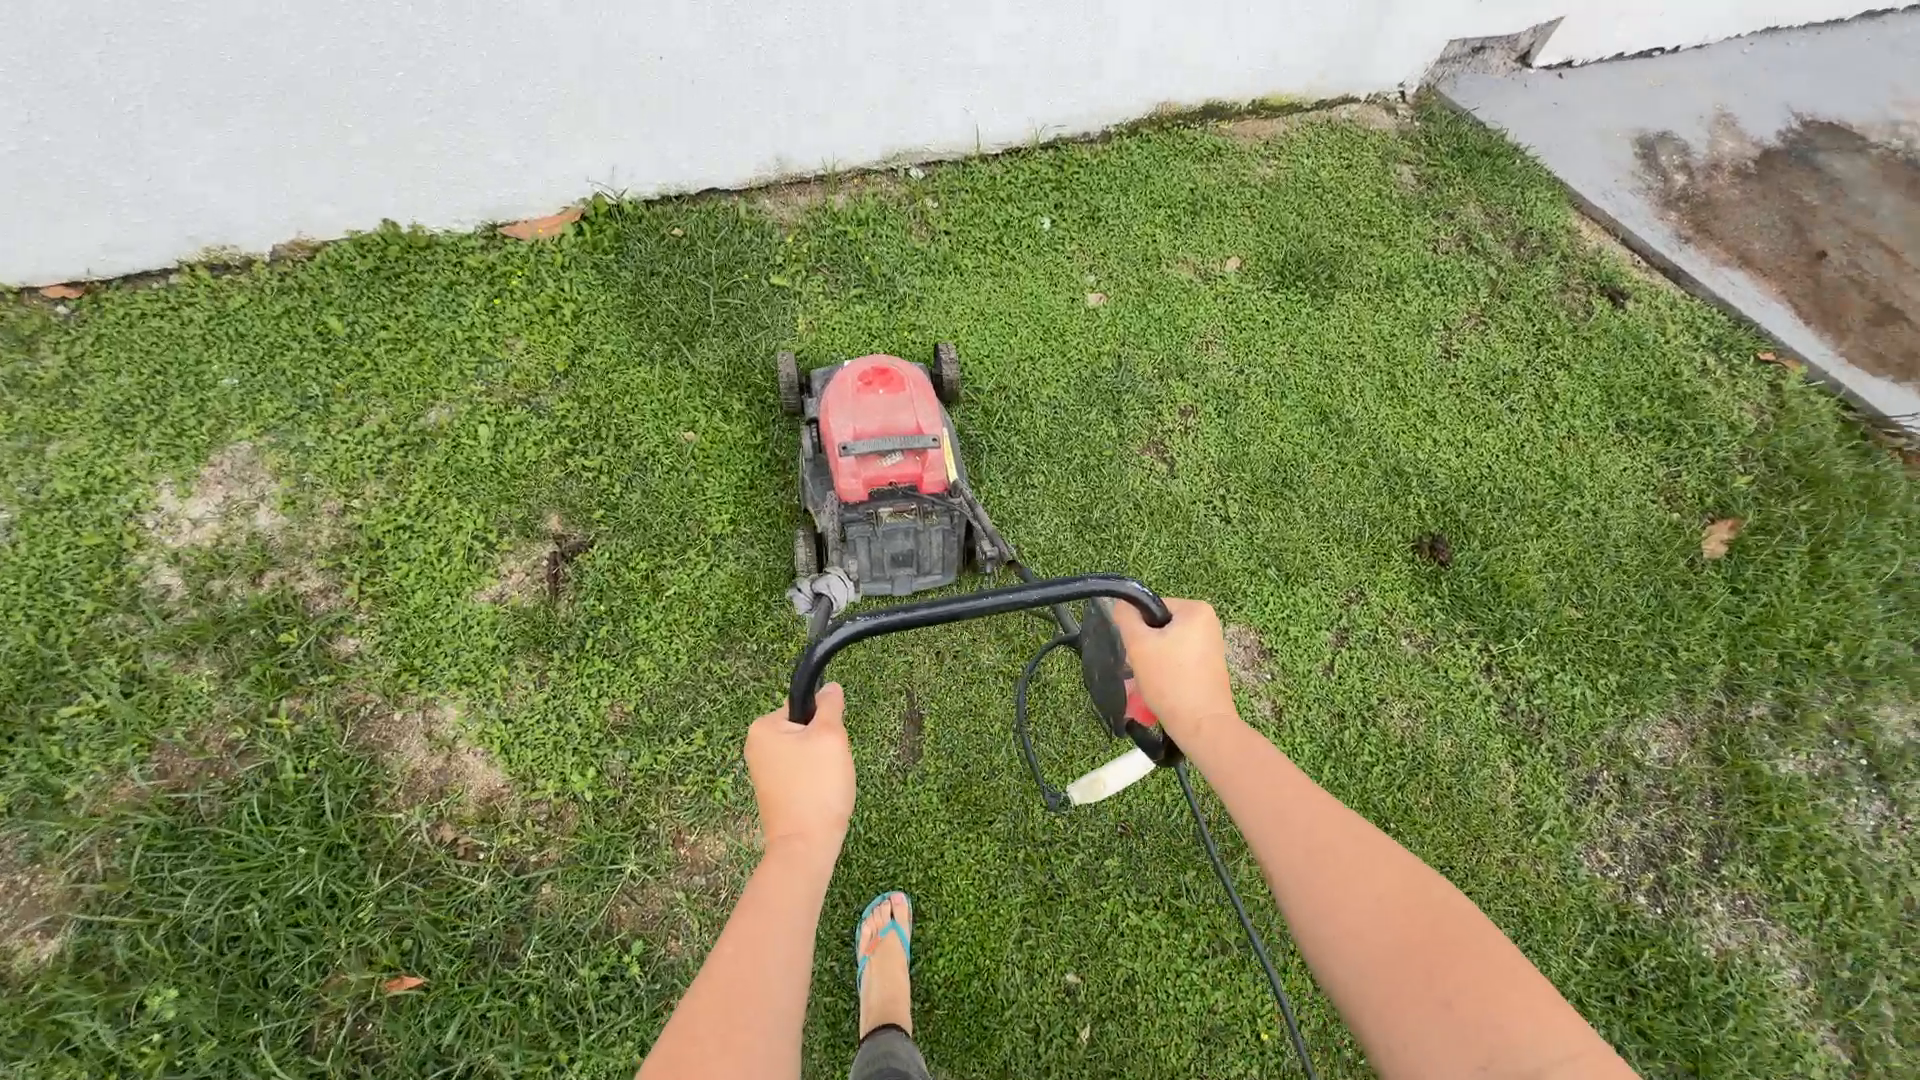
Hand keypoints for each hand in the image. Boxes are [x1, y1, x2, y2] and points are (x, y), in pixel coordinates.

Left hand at [746, 682, 855, 855]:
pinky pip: (800, 772)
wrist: (805, 845)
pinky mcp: (773, 791)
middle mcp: (756, 746)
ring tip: (827, 782)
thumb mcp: (831, 736)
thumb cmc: (817, 786)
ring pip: (805, 752)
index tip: (830, 743)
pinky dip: (814, 779)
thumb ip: (831, 706)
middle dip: (824, 743)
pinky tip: (821, 795)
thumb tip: (830, 687)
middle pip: (804, 728)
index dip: (824, 720)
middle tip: (831, 764)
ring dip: (822, 763)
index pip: (802, 705)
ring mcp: (763, 771)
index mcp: (762, 727)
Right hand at [1110, 597, 1239, 739]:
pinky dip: (1165, 671)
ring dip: (1152, 661)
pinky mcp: (1209, 666)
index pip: (1152, 608)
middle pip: (1159, 627)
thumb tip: (1121, 604)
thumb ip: (1125, 617)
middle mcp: (1208, 623)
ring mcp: (1210, 645)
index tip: (1136, 651)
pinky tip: (1160, 688)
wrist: (1201, 725)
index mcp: (1197, 610)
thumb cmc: (1169, 680)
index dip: (1137, 628)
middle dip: (1145, 647)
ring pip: (1166, 645)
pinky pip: (1177, 660)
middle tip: (1138, 668)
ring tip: (1148, 682)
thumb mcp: (1138, 644)